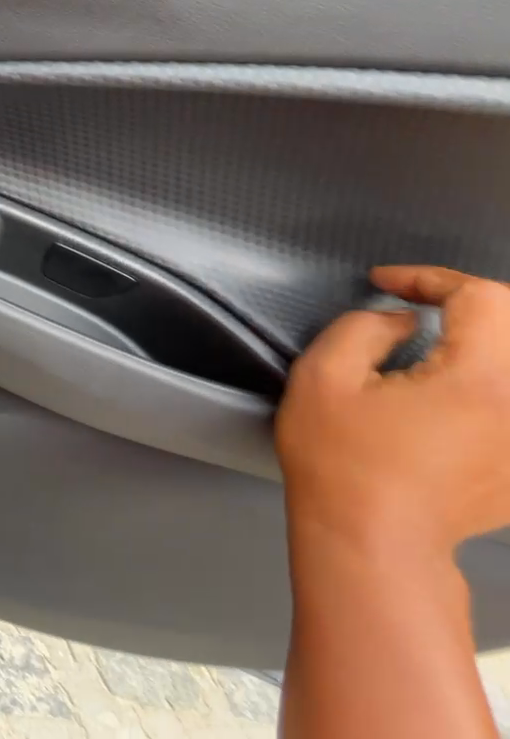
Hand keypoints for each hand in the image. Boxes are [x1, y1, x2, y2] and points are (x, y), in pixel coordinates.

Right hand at [278, 265, 509, 556]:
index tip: (387, 283)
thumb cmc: (340, 455)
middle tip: (417, 304)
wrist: (372, 534)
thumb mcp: (322, 378)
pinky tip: (445, 396)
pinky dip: (487, 384)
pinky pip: (508, 403)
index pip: (486, 299)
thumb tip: (402, 321)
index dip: (433, 278)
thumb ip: (361, 330)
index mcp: (481, 379)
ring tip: (435, 343)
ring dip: (482, 346)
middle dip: (470, 305)